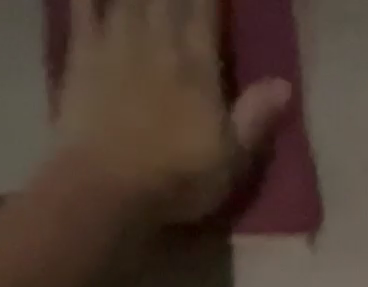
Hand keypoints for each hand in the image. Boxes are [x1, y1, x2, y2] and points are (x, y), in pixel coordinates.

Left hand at [55, 0, 292, 222]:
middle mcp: (158, 43)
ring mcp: (115, 44)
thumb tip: (285, 83)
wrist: (106, 187)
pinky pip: (82, 7)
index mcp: (198, 68)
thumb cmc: (177, 180)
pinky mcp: (81, 56)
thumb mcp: (231, 160)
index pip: (206, 11)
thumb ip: (256, 118)